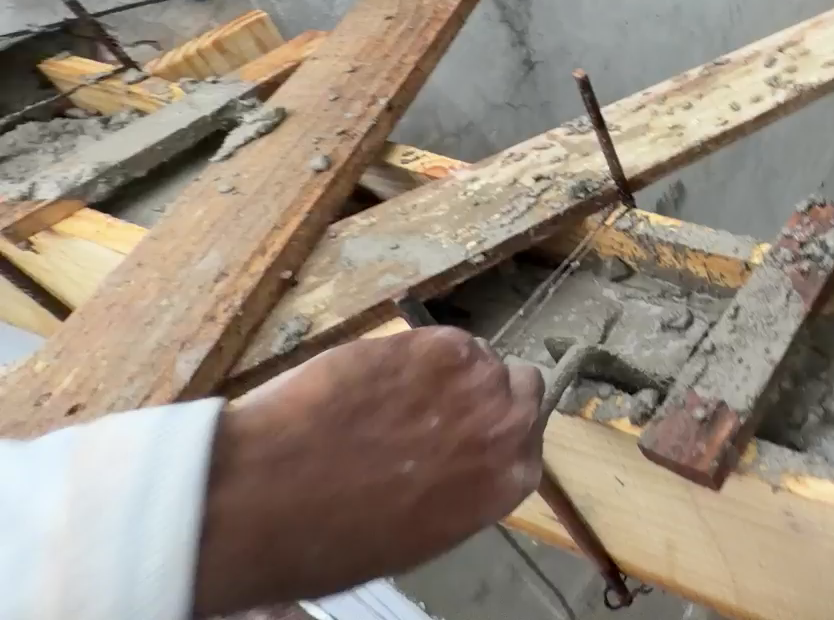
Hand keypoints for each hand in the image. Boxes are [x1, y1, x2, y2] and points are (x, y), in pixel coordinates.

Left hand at [193, 326, 545, 616]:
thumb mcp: (417, 537)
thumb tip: (461, 462)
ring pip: (480, 359)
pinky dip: (412, 356)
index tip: (469, 434)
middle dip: (487, 394)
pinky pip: (442, 340)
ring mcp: (482, 378)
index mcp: (510, 479)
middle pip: (522, 386)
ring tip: (387, 400)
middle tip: (435, 409)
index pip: (530, 437)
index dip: (499, 432)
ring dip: (446, 374)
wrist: (255, 501)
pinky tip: (370, 384)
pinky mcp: (443, 344)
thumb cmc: (324, 542)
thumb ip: (466, 489)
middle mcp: (511, 423)